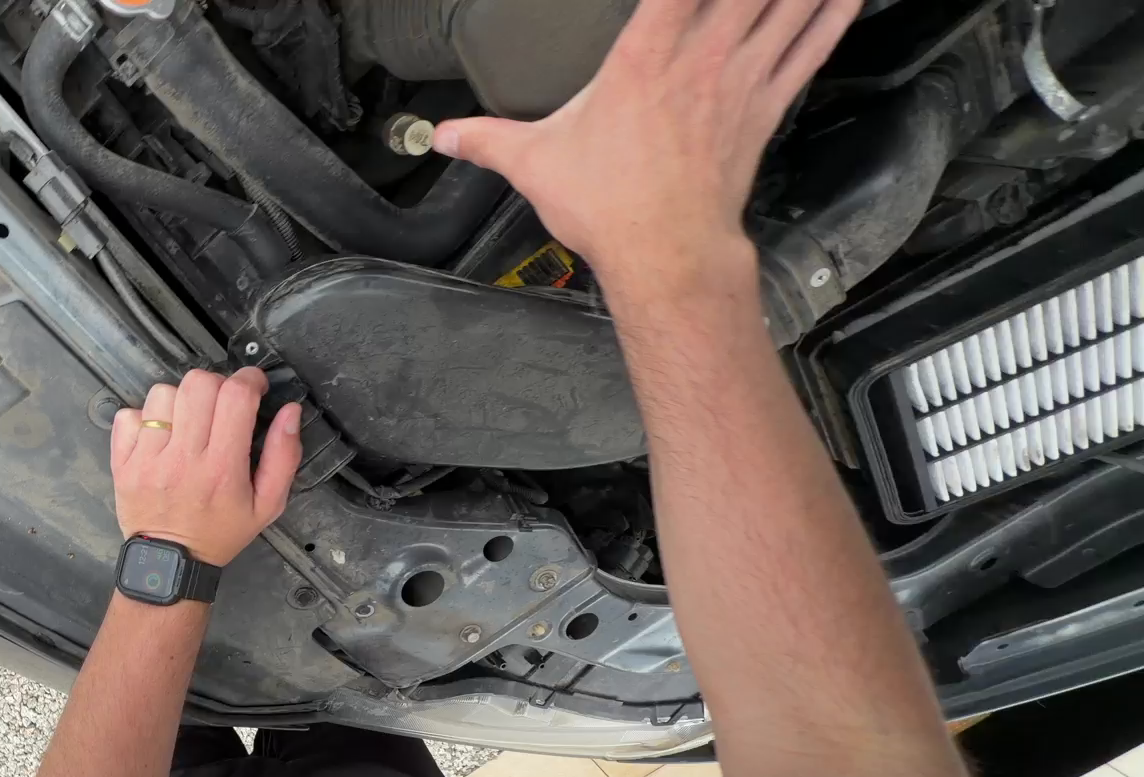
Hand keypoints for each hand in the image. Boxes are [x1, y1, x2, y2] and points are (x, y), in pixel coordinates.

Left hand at [110, 367, 301, 566]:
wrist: (170, 564)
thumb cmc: (220, 533)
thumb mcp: (267, 506)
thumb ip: (283, 457)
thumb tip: (289, 412)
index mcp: (222, 468)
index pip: (236, 396)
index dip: (250, 380)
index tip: (254, 387)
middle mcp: (183, 459)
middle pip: (198, 385)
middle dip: (216, 385)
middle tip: (220, 404)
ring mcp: (148, 459)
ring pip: (162, 394)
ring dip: (180, 400)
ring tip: (187, 422)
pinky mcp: (123, 463)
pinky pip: (128, 415)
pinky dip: (144, 418)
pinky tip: (159, 437)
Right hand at [432, 0, 860, 284]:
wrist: (662, 252)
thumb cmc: (603, 206)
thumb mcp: (532, 166)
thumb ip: (486, 141)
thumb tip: (441, 136)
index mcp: (641, 58)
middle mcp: (700, 53)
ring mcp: (741, 76)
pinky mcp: (766, 104)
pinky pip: (815, 39)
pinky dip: (835, 6)